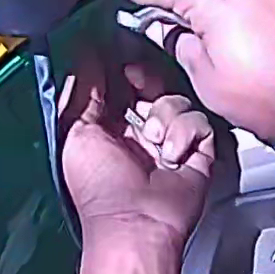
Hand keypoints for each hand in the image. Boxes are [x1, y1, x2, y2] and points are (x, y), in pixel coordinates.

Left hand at [59, 58, 215, 251]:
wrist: (135, 223)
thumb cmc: (101, 190)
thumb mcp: (75, 130)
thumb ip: (83, 88)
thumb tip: (88, 50)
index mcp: (110, 128)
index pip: (122, 82)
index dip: (122, 65)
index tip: (120, 56)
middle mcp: (142, 134)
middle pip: (154, 83)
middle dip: (146, 81)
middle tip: (139, 87)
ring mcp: (172, 143)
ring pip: (178, 99)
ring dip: (165, 115)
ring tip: (155, 142)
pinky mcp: (198, 154)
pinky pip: (200, 121)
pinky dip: (186, 133)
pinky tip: (173, 155)